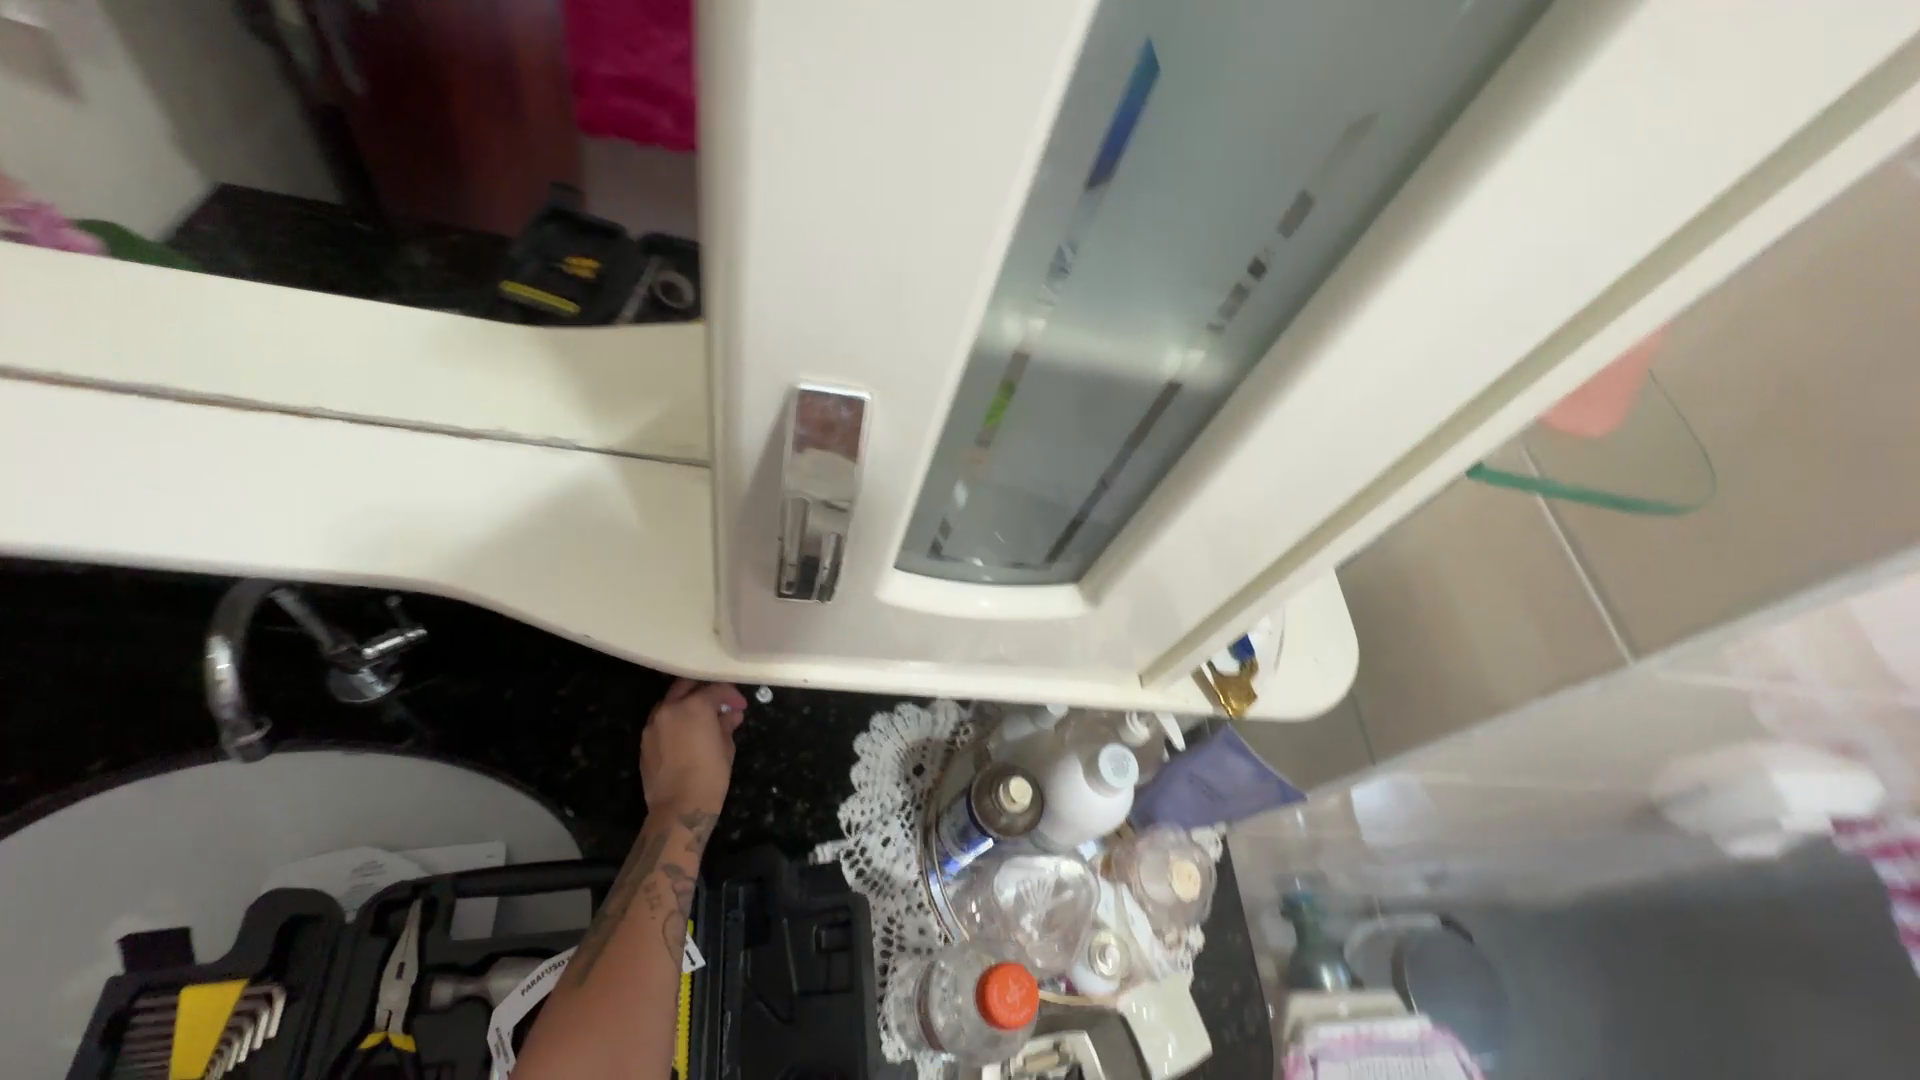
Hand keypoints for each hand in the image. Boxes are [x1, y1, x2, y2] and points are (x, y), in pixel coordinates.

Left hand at [640, 679, 746, 814]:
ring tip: (702, 717)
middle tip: (719, 702)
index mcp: (694, 706)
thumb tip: (731, 716)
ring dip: (687, 703)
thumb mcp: (726, 747)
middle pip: (687, 685)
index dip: (731, 695)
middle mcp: (670, 708)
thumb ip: (726, 725)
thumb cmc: (710, 776)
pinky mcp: (645, 740)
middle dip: (704, 690)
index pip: (715, 689)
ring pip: (670, 701)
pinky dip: (675, 719)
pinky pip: (661, 720)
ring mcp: (653, 724)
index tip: (740, 707)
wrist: (679, 807)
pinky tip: (686, 734)